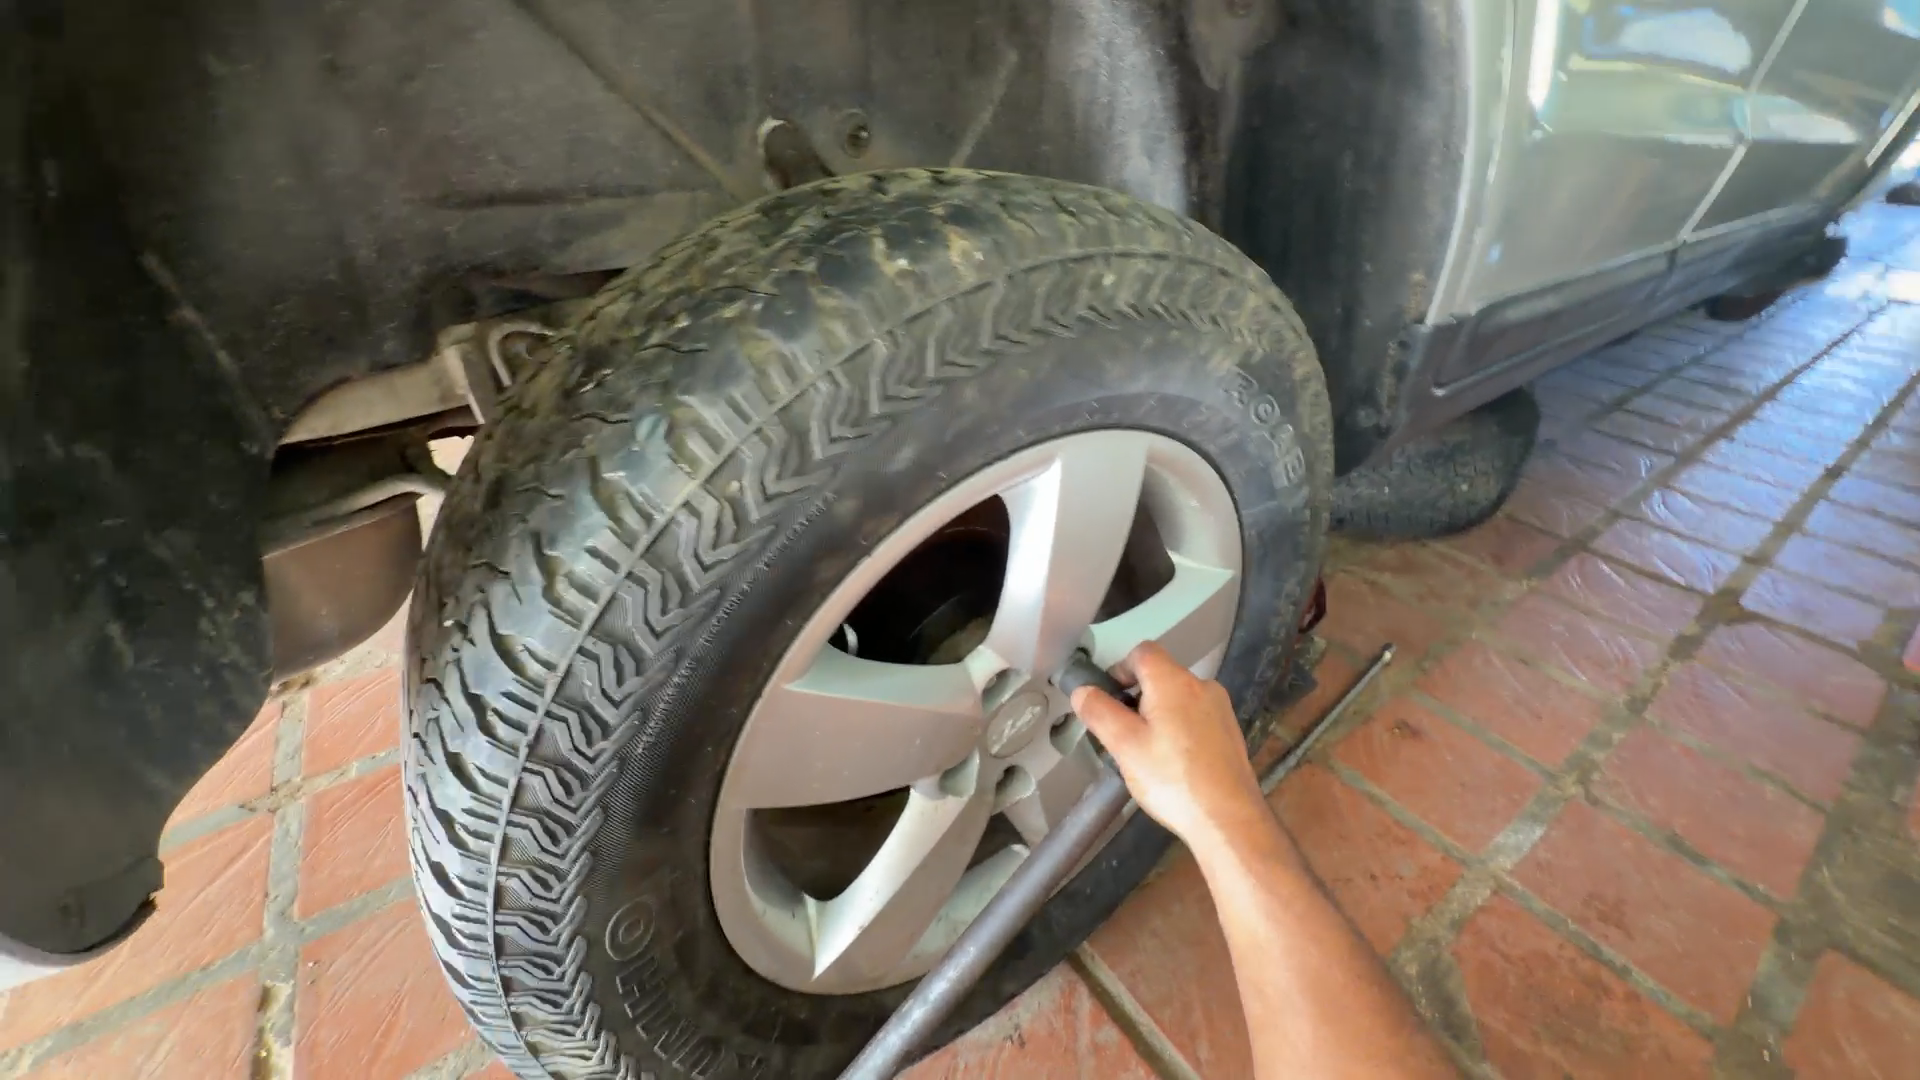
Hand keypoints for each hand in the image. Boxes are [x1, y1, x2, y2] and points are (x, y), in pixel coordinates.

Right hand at [1069, 642, 1272, 849]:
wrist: (1229, 821)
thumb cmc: (1171, 778)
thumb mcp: (1124, 745)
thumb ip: (1099, 712)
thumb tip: (1082, 690)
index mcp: (1174, 681)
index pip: (1142, 652)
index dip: (1120, 669)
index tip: (1109, 699)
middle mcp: (1202, 686)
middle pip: (1160, 675)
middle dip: (1137, 696)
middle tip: (1123, 734)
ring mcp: (1221, 709)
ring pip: (1178, 698)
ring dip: (1158, 714)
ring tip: (1148, 753)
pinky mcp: (1231, 732)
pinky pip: (1196, 717)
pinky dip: (1179, 729)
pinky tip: (1175, 764)